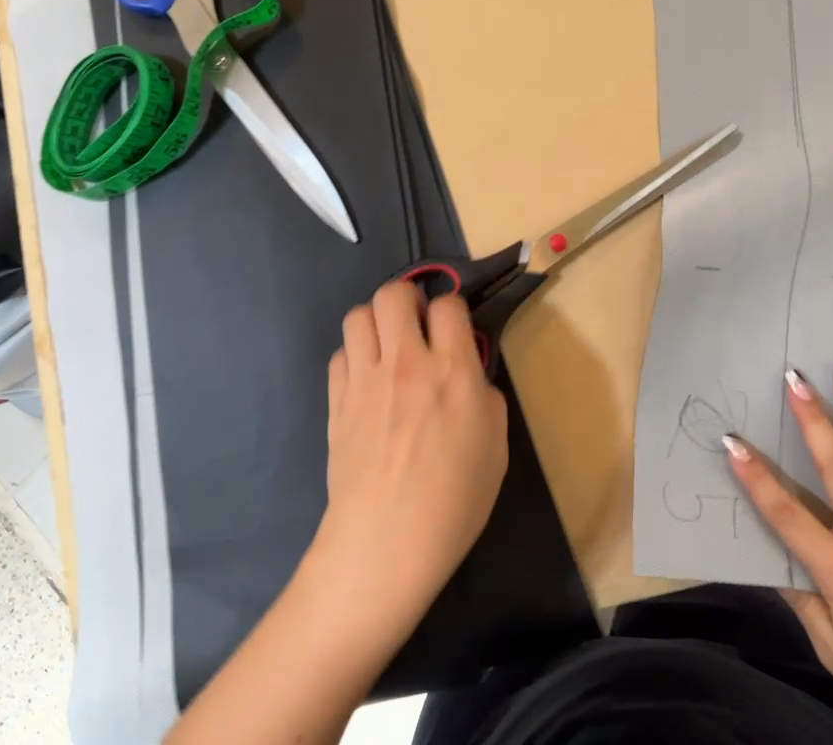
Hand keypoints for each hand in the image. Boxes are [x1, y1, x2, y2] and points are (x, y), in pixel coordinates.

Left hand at [311, 281, 508, 620]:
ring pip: (358, 314)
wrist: (386, 539)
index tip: (455, 330)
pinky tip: (367, 381)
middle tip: (418, 326)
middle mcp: (405, 362)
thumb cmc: (455, 500)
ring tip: (388, 347)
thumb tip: (469, 377)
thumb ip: (484, 397)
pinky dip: (354, 357)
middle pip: (394, 293)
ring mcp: (364, 378)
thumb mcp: (496, 447)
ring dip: (376, 322)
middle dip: (408, 299)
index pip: (449, 305)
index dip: (454, 311)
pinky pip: (339, 354)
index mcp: (453, 371)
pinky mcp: (336, 399)